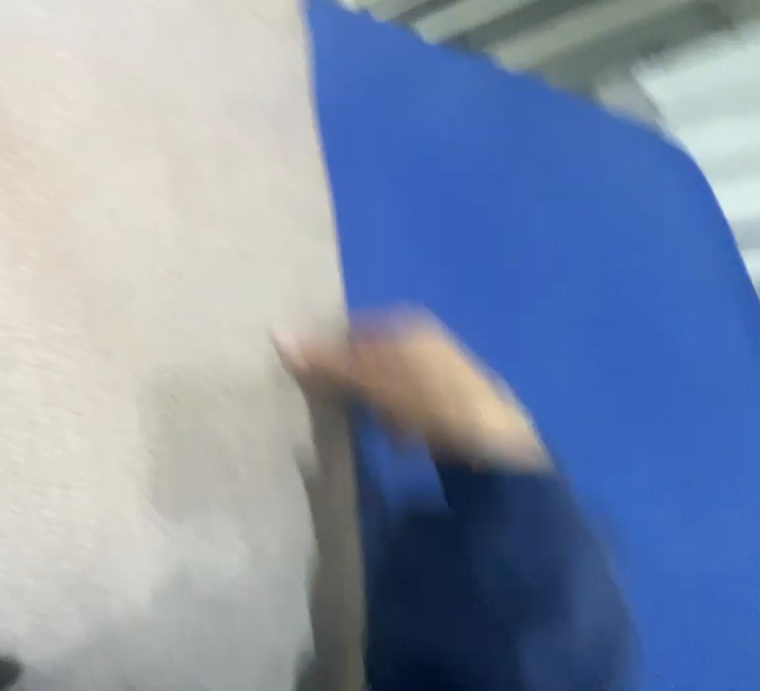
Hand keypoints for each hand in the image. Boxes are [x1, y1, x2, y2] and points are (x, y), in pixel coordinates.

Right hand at [277, 311, 548, 468]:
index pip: (348, 330)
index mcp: (407, 324)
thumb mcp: (367, 380)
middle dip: (354, 381)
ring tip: (375, 425)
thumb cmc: (427, 403)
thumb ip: (322, 360)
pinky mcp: (460, 399)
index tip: (322, 384)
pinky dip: (401, 415)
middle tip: (346, 406)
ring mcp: (447, 368)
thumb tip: (274, 333)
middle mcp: (427, 339)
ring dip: (376, 402)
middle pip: (369, 355)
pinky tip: (403, 437)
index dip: (330, 356)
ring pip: (389, 380)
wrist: (500, 451)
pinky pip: (413, 400)